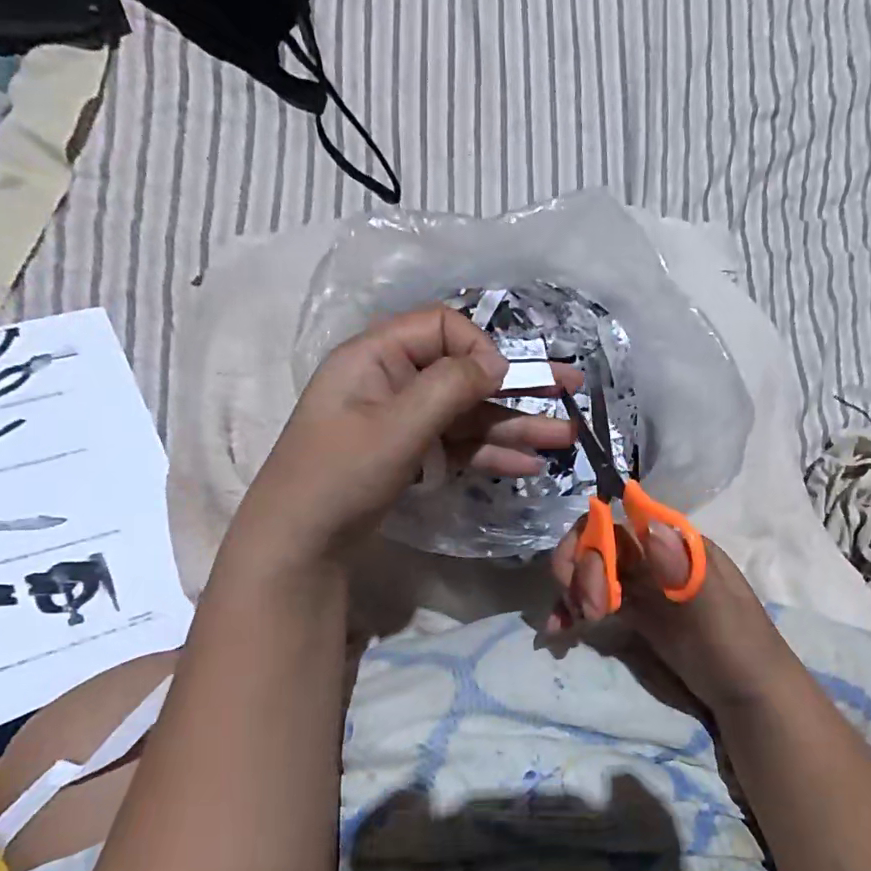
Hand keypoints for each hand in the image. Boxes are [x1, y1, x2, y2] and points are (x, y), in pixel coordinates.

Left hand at [236, 307, 580, 561]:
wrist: (300, 542)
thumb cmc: (340, 474)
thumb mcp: (396, 426)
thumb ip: (449, 387)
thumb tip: (495, 361)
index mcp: (376, 356)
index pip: (441, 327)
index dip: (478, 347)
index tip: (502, 380)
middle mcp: (391, 382)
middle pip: (463, 373)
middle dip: (515, 385)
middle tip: (571, 389)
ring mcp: (401, 423)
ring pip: (465, 414)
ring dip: (512, 424)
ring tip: (564, 437)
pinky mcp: (408, 457)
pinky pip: (456, 445)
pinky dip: (489, 452)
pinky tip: (527, 465)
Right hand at [546, 520, 793, 714]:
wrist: (749, 697)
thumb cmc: (739, 650)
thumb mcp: (716, 612)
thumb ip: (684, 572)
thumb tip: (651, 527)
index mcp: (677, 545)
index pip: (620, 523)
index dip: (592, 543)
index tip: (584, 582)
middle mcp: (655, 556)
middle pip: (598, 544)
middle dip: (581, 572)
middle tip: (585, 613)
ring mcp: (643, 584)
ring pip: (591, 570)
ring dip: (572, 591)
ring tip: (570, 626)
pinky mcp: (634, 611)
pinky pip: (593, 599)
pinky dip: (572, 611)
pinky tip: (559, 631)